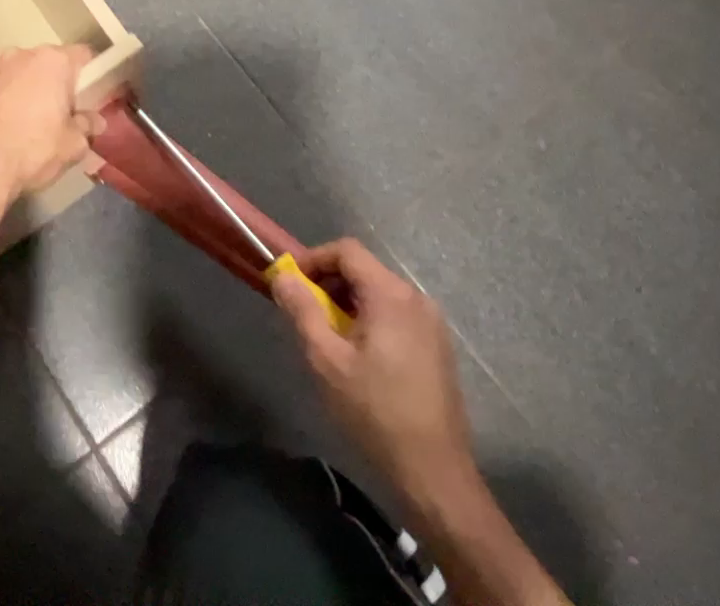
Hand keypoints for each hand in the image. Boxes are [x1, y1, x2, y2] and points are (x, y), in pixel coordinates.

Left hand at [0, 45, 103, 200]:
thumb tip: (92, 121)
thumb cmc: (32, 153)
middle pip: (47, 63)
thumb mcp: (73, 146)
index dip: (92, 76)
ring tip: (24, 125)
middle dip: (55, 84)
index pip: (83, 56)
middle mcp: (18, 56)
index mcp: (51, 62)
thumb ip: (87, 127)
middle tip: (59, 116)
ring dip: (24, 91)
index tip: (91, 98)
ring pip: (17, 74)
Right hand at [273, 238, 478, 497]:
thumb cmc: (373, 411)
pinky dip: (369, 320)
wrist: (432, 468)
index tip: (288, 283)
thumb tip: (283, 276)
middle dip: (328, 284)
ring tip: (326, 340)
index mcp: (391, 295)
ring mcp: (432, 323)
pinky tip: (357, 358)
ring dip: (347, 304)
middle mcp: (416, 299)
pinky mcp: (437, 346)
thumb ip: (302, 310)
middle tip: (302, 315)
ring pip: (380, 294)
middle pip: (365, 270)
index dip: (313, 259)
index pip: (347, 251)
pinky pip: (396, 316)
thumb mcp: (326, 360)